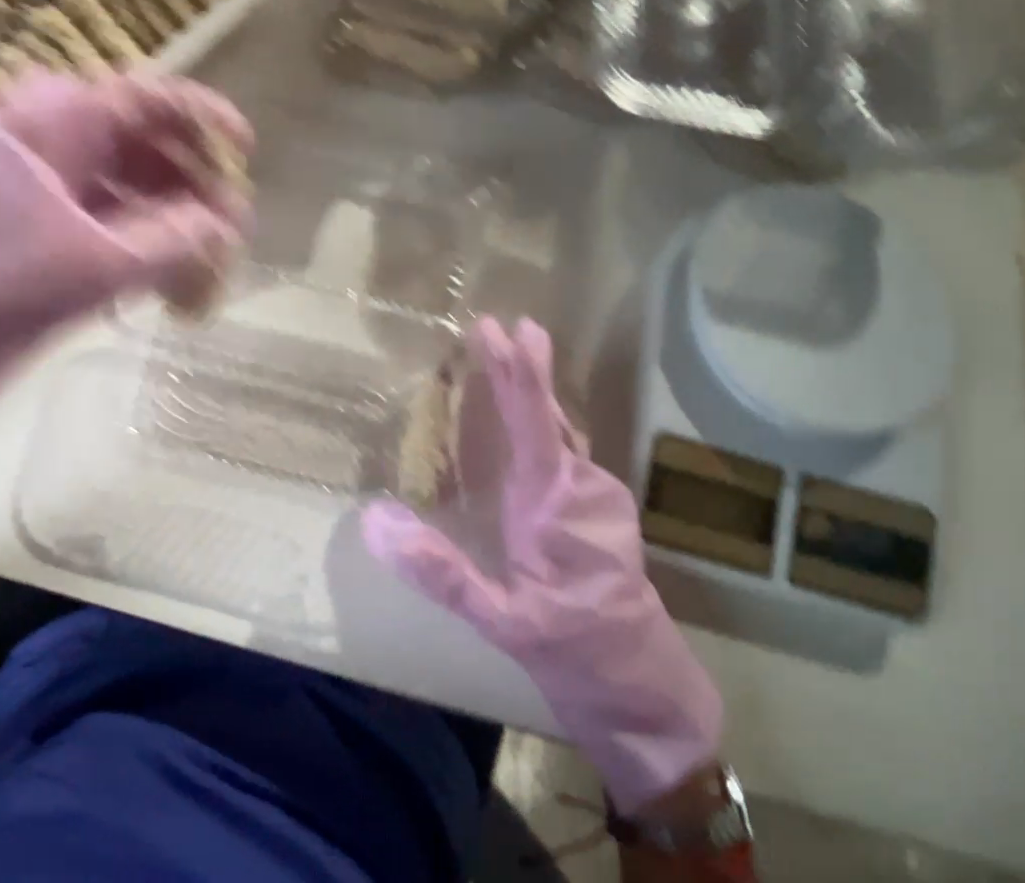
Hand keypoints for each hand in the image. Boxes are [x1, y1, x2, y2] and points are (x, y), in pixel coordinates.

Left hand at [0, 71, 252, 547]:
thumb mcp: (98, 264)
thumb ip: (175, 241)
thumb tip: (226, 228)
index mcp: (55, 114)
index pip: (147, 99)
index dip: (205, 122)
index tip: (248, 152)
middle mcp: (37, 130)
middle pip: (134, 142)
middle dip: (187, 189)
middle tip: (226, 239)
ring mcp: (20, 175)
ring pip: (112, 183)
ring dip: (159, 224)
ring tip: (193, 276)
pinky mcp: (11, 218)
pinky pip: (85, 214)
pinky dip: (123, 242)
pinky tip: (147, 285)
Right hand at [361, 317, 721, 813]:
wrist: (649, 697)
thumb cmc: (580, 656)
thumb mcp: (503, 621)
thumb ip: (440, 572)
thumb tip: (375, 521)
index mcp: (561, 505)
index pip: (535, 423)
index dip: (515, 372)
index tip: (499, 327)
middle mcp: (584, 492)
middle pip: (551, 417)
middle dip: (525, 371)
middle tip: (498, 327)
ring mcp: (596, 504)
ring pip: (561, 435)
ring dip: (533, 397)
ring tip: (506, 362)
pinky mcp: (596, 520)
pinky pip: (563, 457)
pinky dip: (539, 427)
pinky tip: (524, 429)